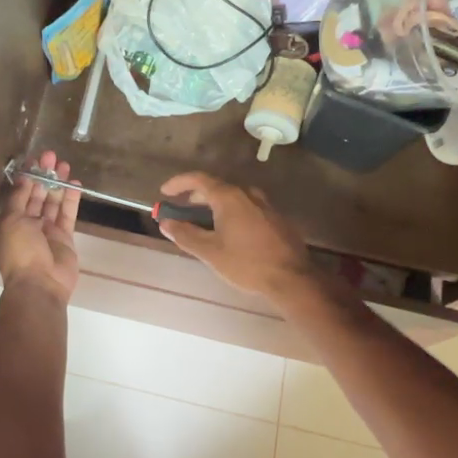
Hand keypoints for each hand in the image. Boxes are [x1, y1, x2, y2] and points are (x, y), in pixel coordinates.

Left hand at [0, 150, 80, 301]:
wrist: (40, 283)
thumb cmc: (20, 251)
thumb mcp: (11, 221)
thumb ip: (18, 199)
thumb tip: (23, 179)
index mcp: (10, 222)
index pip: (19, 194)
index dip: (26, 177)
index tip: (34, 159)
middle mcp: (28, 225)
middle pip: (36, 195)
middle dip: (43, 176)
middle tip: (51, 155)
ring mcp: (47, 231)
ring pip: (53, 202)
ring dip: (58, 183)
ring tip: (64, 164)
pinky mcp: (65, 237)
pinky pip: (68, 214)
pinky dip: (71, 199)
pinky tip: (75, 183)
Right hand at [157, 172, 318, 299]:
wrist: (292, 278)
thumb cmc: (246, 263)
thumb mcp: (210, 252)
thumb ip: (185, 235)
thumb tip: (165, 222)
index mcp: (229, 197)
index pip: (198, 179)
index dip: (178, 183)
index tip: (164, 193)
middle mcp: (247, 194)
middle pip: (216, 187)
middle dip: (195, 197)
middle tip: (182, 211)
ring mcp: (265, 205)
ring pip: (233, 197)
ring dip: (214, 205)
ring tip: (204, 222)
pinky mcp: (276, 218)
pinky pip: (247, 207)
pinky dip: (231, 212)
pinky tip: (230, 232)